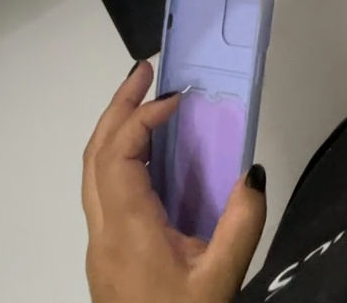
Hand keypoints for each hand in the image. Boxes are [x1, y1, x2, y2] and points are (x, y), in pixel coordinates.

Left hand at [83, 60, 266, 302]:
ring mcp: (101, 241)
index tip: (178, 97)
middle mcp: (104, 230)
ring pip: (93, 171)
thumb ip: (242, 222)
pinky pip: (104, 186)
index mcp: (126, 231)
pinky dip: (120, 151)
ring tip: (145, 95)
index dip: (141, 118)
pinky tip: (150, 147)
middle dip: (117, 107)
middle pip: (94, 156)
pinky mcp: (108, 250)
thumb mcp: (222, 277)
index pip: (118, 157)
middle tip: (145, 69)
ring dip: (115, 126)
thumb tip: (253, 171)